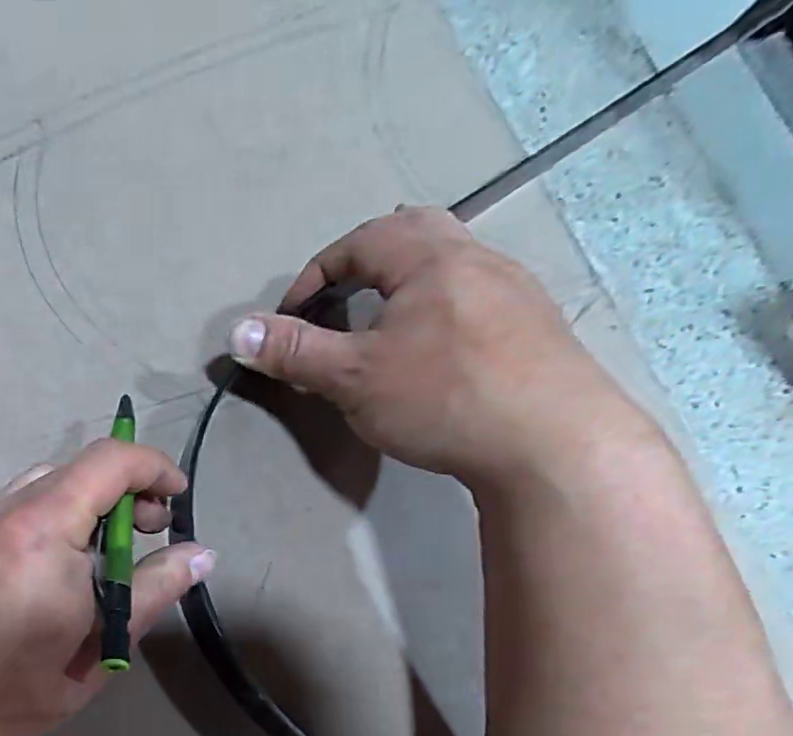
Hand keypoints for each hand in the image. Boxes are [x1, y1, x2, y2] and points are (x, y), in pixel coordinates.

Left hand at [0, 438, 214, 735]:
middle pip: (77, 468)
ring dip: (88, 499)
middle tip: (150, 530)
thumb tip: (204, 554)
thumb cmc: (37, 678)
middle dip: (124, 488)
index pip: (107, 462)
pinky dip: (54, 511)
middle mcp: (3, 511)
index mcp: (39, 528)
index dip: (152, 467)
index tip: (178, 497)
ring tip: (106, 547)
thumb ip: (158, 584)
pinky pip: (20, 502)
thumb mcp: (110, 634)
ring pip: (47, 480)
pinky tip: (63, 556)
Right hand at [227, 207, 659, 486]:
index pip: (362, 241)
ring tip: (373, 327)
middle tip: (335, 298)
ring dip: (399, 285)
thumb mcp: (351, 377)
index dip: (315, 274)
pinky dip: (431, 309)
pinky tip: (425, 354)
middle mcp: (479, 263)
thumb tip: (237, 332)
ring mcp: (514, 294)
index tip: (290, 317)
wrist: (555, 445)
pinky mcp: (531, 330)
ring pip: (446, 265)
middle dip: (364, 260)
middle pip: (415, 232)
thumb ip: (293, 351)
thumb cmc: (443, 397)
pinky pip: (469, 297)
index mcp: (433, 261)